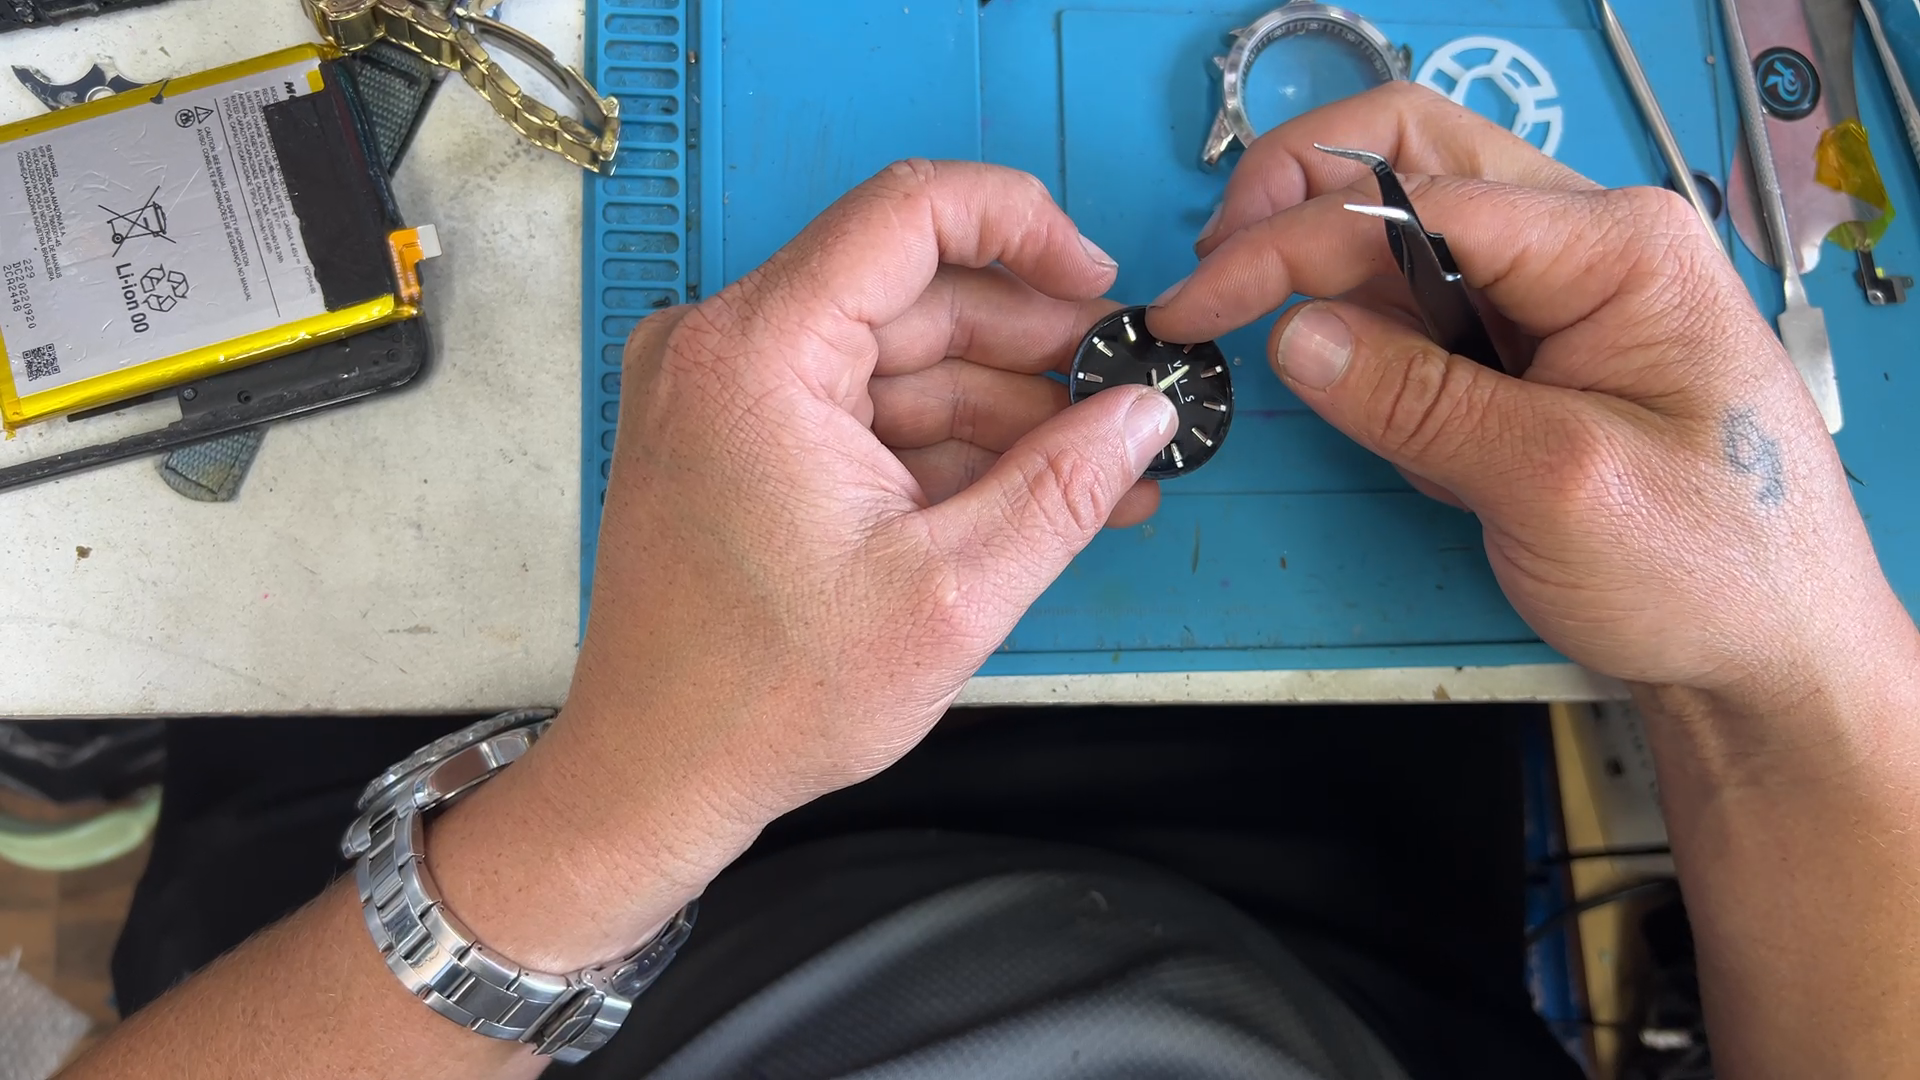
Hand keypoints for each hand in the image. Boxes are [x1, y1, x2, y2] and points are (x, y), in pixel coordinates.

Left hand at [524, 159, 1172, 890]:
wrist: (660, 774)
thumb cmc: (773, 700)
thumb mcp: (953, 595)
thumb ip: (1064, 489)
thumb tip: (1143, 415)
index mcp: (760, 356)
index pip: (911, 213)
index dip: (1026, 229)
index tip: (1099, 287)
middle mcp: (729, 351)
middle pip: (916, 300)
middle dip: (1033, 349)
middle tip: (1120, 399)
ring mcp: (733, 398)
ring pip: (901, 365)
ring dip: (1003, 413)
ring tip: (1096, 468)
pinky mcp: (747, 444)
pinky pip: (867, 417)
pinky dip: (946, 448)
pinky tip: (1027, 492)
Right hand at [1150, 83, 1918, 714]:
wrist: (1756, 642)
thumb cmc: (1696, 565)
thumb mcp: (1552, 483)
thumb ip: (1418, 402)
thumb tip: (1289, 336)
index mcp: (1608, 247)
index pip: (1409, 205)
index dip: (1280, 245)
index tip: (1190, 308)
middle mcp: (1568, 241)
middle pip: (1407, 154)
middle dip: (1290, 192)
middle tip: (1211, 266)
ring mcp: (1529, 291)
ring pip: (1390, 222)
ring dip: (1301, 246)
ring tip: (1230, 304)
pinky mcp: (1495, 344)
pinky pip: (1395, 301)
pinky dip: (1330, 307)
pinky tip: (1304, 350)